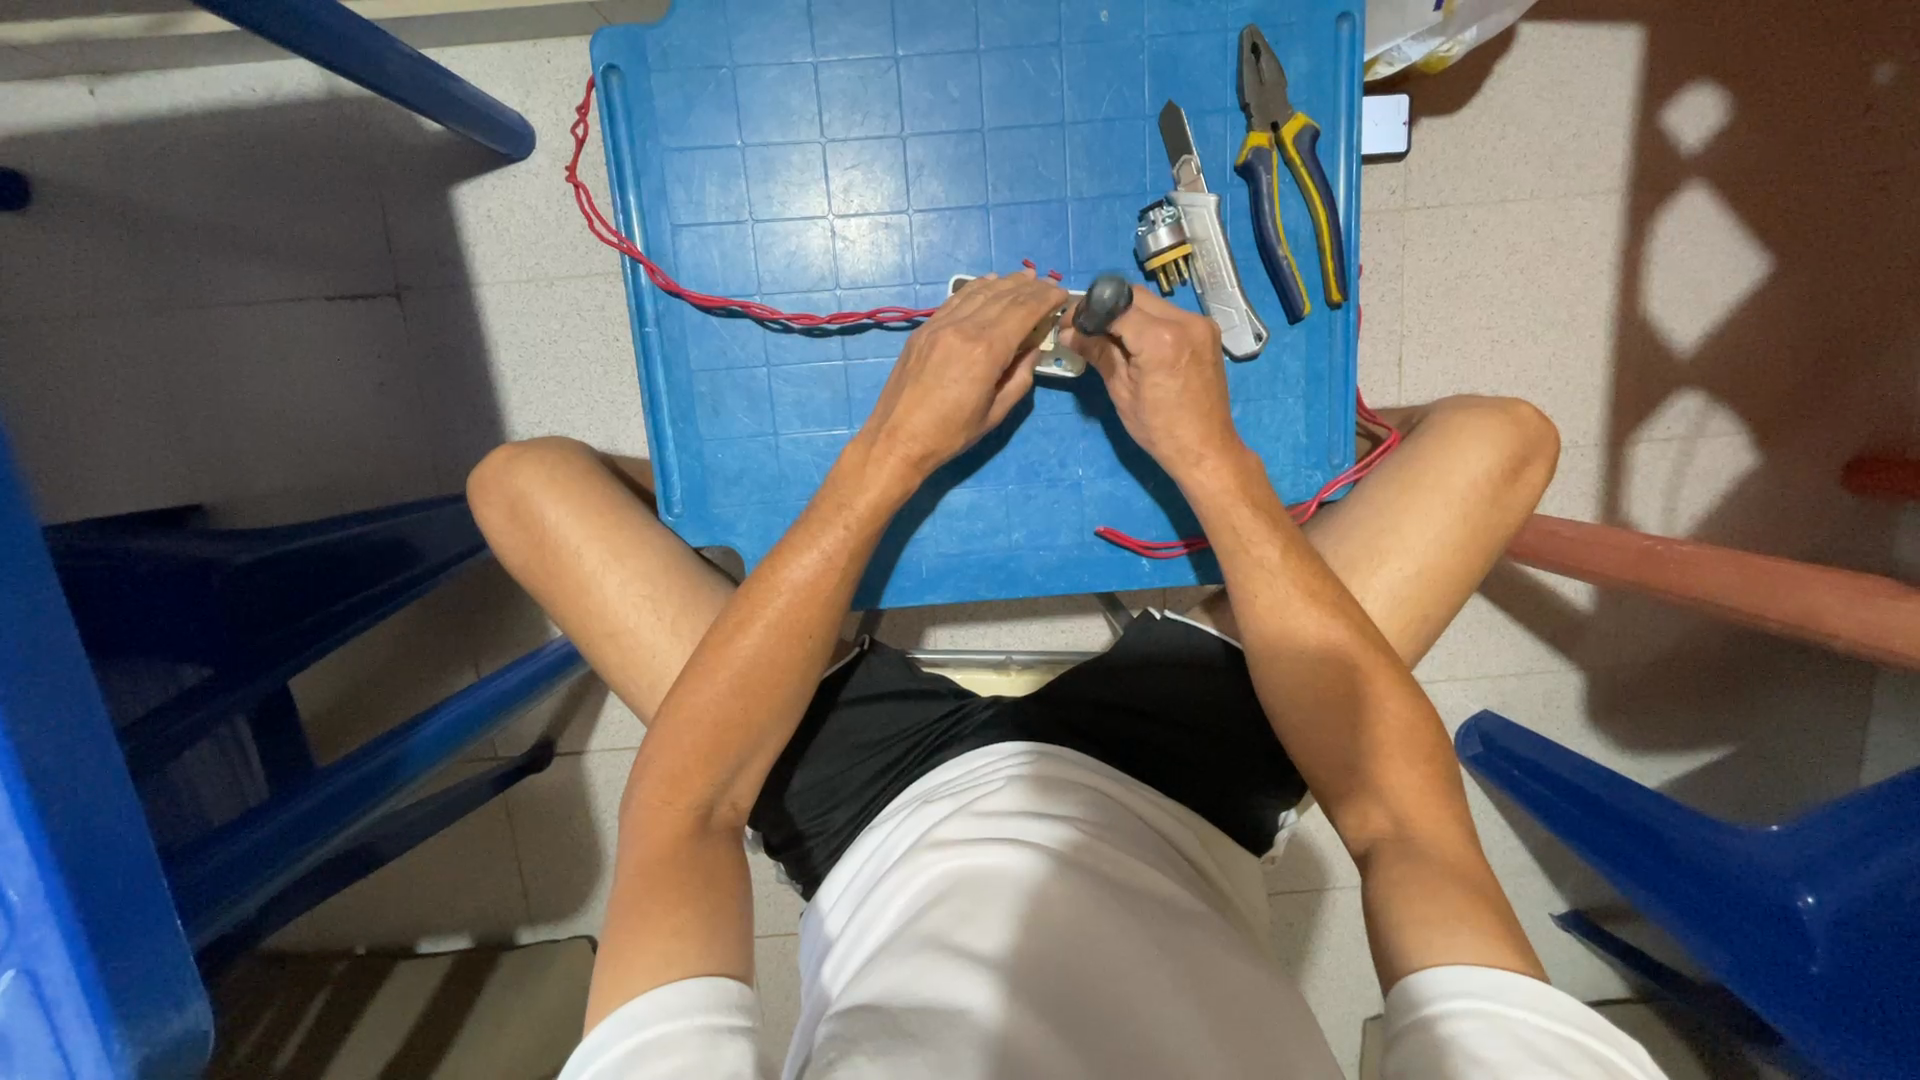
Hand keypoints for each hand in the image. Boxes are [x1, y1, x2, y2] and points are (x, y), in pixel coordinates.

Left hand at [856, 270, 1066, 482]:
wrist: (897, 438)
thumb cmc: (950, 434)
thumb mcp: (996, 412)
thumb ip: (1020, 377)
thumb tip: (1033, 349)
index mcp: (986, 350)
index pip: (1024, 311)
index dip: (1046, 299)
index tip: (1062, 294)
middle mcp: (963, 328)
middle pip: (1004, 296)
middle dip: (1031, 288)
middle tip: (1049, 284)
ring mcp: (940, 325)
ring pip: (979, 291)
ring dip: (1006, 282)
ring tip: (1025, 278)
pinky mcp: (924, 329)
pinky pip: (956, 299)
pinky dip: (977, 287)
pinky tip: (990, 284)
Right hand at [1057, 286, 1245, 482]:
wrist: (1204, 447)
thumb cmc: (1158, 428)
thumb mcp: (1121, 390)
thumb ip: (1098, 353)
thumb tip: (1069, 334)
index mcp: (1160, 339)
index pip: (1115, 306)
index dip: (1088, 311)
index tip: (1069, 324)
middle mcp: (1185, 321)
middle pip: (1135, 296)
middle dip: (1106, 308)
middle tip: (1085, 328)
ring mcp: (1201, 324)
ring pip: (1153, 303)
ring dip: (1127, 314)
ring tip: (1109, 338)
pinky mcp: (1207, 331)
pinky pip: (1170, 315)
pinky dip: (1148, 322)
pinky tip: (1136, 344)